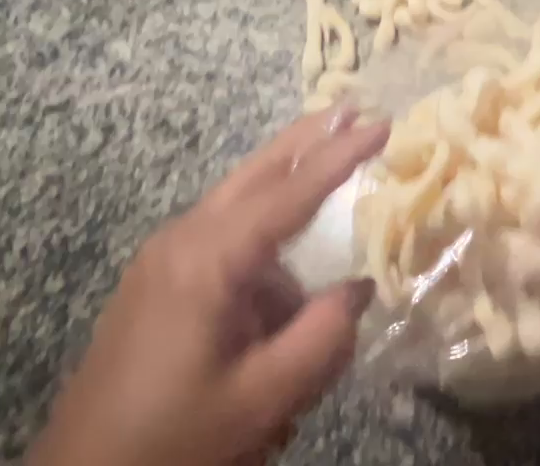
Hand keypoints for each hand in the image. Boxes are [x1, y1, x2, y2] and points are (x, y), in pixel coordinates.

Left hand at [28, 107, 390, 465]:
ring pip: (240, 206)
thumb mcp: (261, 399)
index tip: (382, 123)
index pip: (289, 193)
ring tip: (331, 208)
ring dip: (288, 199)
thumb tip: (358, 288)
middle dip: (307, 139)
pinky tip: (282, 300)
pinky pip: (225, 242)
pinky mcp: (158, 281)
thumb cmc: (172, 441)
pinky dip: (266, 246)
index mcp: (206, 259)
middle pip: (257, 173)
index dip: (340, 156)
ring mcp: (164, 258)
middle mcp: (182, 240)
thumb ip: (323, 337)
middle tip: (352, 106)